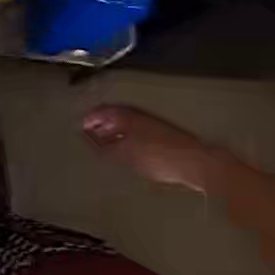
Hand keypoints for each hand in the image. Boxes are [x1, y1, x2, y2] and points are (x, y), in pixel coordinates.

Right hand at [81, 104, 256, 196]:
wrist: (196, 163)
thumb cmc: (158, 156)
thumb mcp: (123, 154)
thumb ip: (102, 147)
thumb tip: (87, 139)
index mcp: (126, 115)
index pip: (101, 111)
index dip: (89, 119)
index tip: (79, 127)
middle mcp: (139, 115)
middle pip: (113, 115)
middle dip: (100, 123)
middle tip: (88, 134)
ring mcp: (152, 124)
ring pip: (126, 123)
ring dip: (113, 130)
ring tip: (105, 143)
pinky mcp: (163, 135)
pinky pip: (136, 131)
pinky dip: (126, 137)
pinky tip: (126, 150)